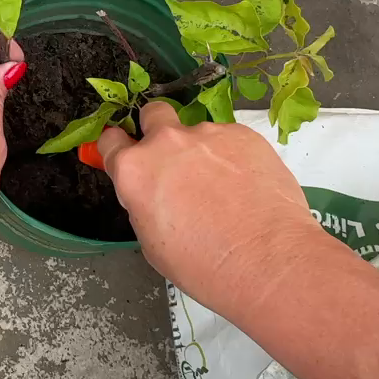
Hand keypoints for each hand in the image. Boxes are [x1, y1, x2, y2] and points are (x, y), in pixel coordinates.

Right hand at [98, 101, 342, 315]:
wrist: (268, 260)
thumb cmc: (204, 265)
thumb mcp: (152, 242)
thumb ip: (144, 202)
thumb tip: (153, 191)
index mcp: (134, 170)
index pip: (110, 140)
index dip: (118, 149)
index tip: (127, 156)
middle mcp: (166, 142)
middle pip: (152, 113)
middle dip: (158, 129)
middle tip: (175, 160)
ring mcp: (206, 133)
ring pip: (198, 132)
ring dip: (204, 152)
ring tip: (226, 189)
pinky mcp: (243, 134)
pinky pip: (230, 139)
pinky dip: (234, 157)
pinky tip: (248, 187)